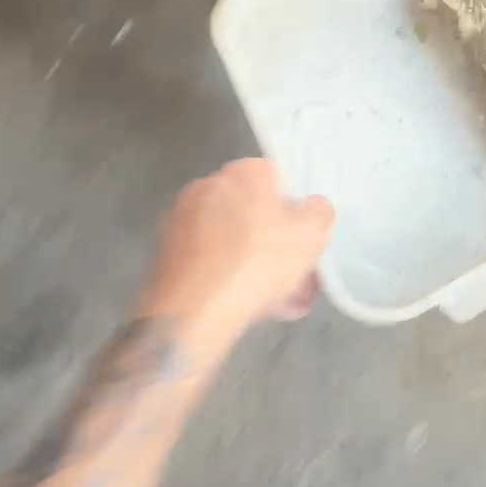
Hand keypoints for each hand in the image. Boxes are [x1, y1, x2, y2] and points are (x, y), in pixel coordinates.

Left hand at [145, 159, 334, 340]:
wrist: (192, 314)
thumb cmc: (259, 262)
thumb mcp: (312, 234)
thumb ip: (320, 211)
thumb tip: (311, 206)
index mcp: (244, 172)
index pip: (279, 178)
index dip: (295, 207)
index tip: (303, 234)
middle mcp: (208, 186)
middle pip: (254, 209)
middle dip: (275, 237)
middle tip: (294, 268)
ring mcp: (181, 220)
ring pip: (233, 237)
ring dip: (254, 259)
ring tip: (277, 297)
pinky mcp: (165, 254)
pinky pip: (211, 258)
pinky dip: (227, 273)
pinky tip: (246, 302)